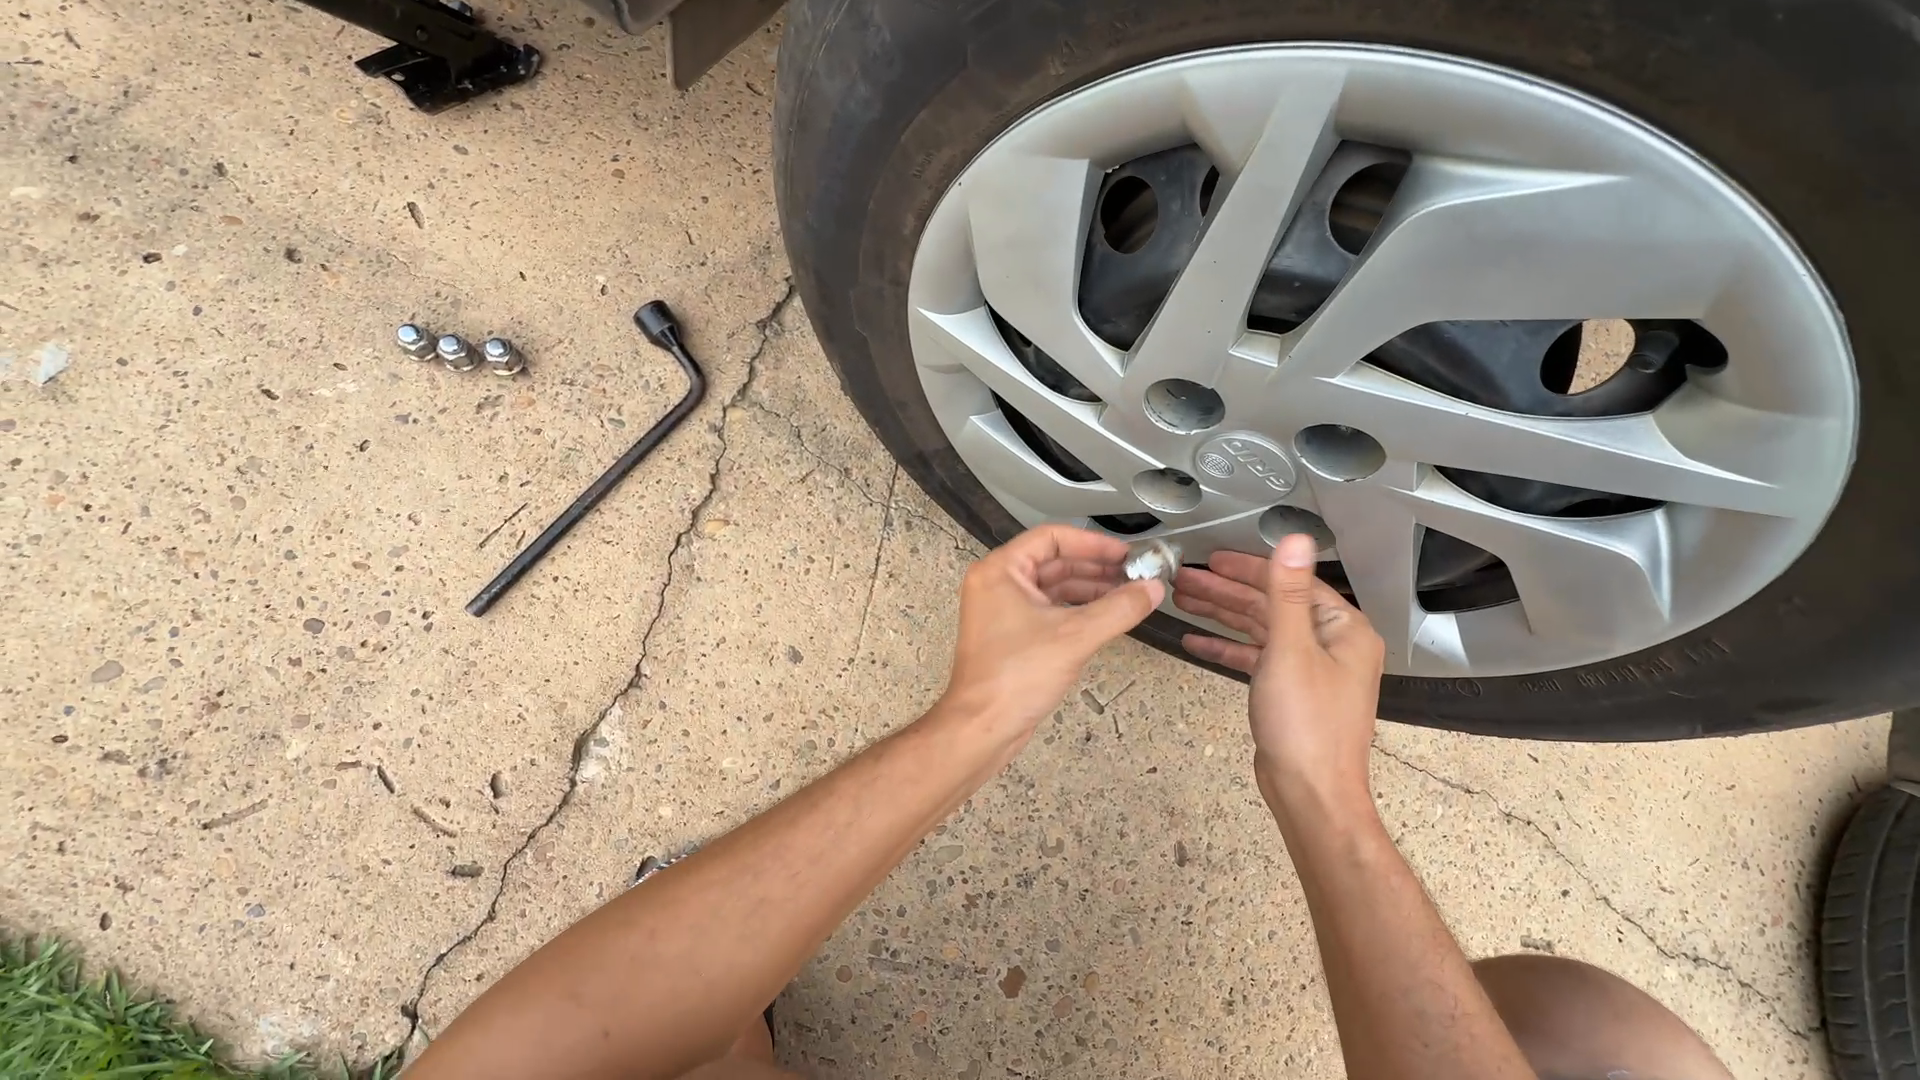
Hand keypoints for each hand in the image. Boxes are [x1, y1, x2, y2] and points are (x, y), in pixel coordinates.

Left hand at [942, 525, 1163, 742]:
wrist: (983, 727)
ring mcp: (1002, 610)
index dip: (1092, 543)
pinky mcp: (1012, 635)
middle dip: (1096, 568)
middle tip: (1135, 574)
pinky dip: (1077, 610)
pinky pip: (1049, 611)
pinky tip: (1107, 616)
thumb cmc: (1015, 676)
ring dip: (1090, 589)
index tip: (1125, 554)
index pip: (1051, 538)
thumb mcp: (1075, 636)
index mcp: (1000, 571)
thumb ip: (1119, 608)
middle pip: (1054, 562)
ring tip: (1129, 594)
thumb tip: (1153, 589)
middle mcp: (997, 584)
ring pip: (1053, 588)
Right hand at [1173, 535, 1383, 818]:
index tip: (1213, 558)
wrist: (1310, 793)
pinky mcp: (1289, 690)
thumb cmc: (1307, 726)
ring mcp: (1309, 668)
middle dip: (1226, 590)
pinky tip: (1197, 642)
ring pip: (1259, 629)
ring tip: (1183, 599)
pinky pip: (1255, 657)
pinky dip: (1226, 648)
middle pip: (1270, 603)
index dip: (1248, 568)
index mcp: (1342, 629)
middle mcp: (1330, 644)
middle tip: (1186, 578)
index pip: (1290, 582)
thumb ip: (1286, 592)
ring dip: (1221, 614)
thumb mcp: (1290, 649)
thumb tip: (1295, 541)